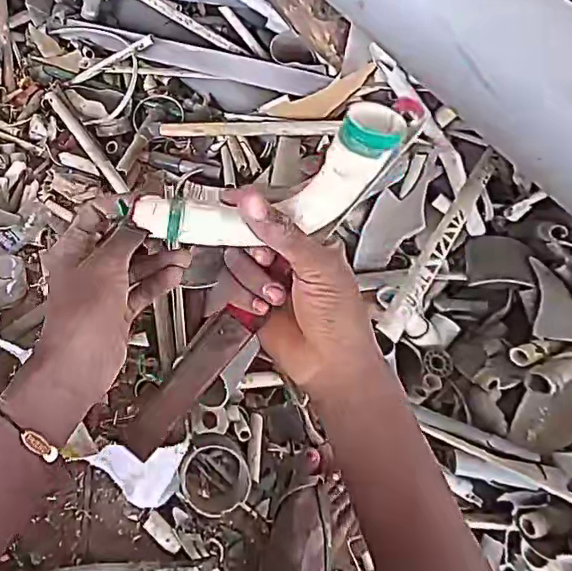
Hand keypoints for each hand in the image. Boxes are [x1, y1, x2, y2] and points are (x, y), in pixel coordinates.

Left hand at [7, 196, 188, 438]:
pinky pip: (142, 288)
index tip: (147, 204)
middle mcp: (86, 267)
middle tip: (172, 228)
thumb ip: (125, 239)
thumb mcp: (105, 266)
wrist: (79, 367)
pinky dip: (158, 281)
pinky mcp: (117, 309)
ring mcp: (102, 289)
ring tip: (181, 252)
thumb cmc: (78, 321)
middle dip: (147, 234)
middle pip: (119, 240)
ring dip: (159, 258)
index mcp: (71, 249)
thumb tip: (139, 220)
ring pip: (135, 265)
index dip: (122, 206)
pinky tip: (174, 274)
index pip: (95, 214)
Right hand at [214, 190, 381, 396]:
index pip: (273, 212)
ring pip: (234, 261)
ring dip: (252, 280)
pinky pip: (228, 286)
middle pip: (246, 236)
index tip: (233, 202)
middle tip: (267, 262)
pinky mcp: (249, 301)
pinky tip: (263, 308)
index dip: (253, 207)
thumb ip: (283, 234)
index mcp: (307, 241)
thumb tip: (256, 206)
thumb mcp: (317, 267)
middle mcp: (284, 257)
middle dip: (254, 253)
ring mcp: (265, 279)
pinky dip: (242, 297)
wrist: (330, 368)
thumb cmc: (342, 322)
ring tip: (275, 295)